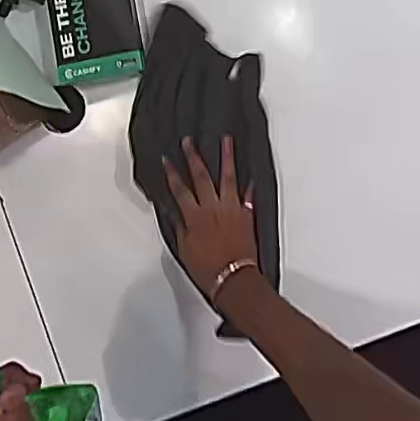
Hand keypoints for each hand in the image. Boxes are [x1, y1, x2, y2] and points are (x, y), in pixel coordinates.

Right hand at [163, 135, 259, 301]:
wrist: (233, 279)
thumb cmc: (208, 269)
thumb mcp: (185, 250)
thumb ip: (181, 229)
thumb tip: (176, 215)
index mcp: (195, 217)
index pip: (180, 190)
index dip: (173, 174)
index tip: (168, 159)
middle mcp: (213, 209)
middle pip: (202, 177)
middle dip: (194, 157)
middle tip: (189, 142)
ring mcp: (231, 209)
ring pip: (228, 177)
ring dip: (227, 157)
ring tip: (227, 140)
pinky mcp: (246, 215)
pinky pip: (249, 195)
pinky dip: (250, 184)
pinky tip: (251, 173)